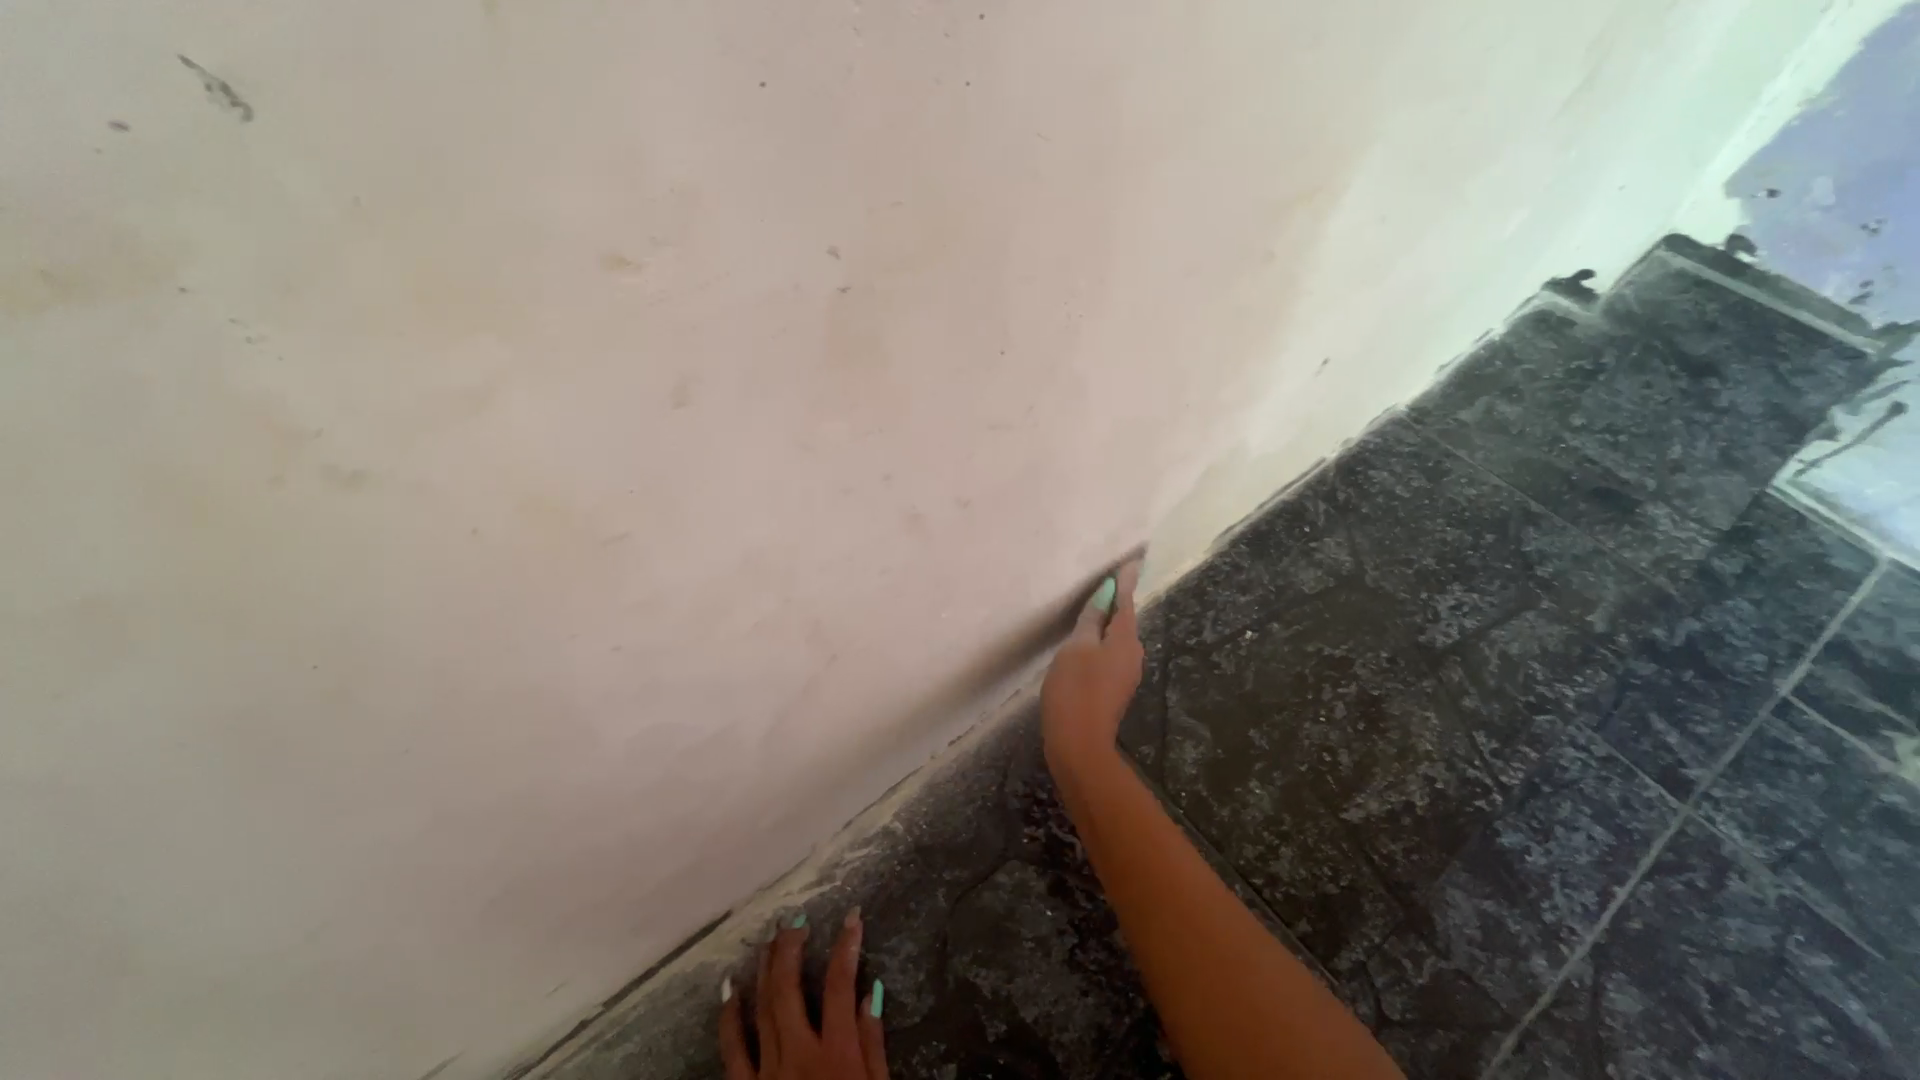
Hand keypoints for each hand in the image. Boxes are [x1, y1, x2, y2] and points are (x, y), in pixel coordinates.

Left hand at [720, 911, 887, 1079]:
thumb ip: (872, 1043)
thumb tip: (870, 993)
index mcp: (836, 1054)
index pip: (841, 986)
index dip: (847, 947)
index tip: (852, 918)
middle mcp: (798, 1054)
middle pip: (790, 988)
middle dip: (792, 948)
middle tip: (796, 920)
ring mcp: (768, 1072)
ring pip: (761, 1008)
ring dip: (766, 969)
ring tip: (770, 939)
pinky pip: (732, 1049)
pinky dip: (729, 1015)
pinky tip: (730, 987)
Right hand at [1041, 559, 1144, 772]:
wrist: (1078, 743)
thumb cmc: (1075, 689)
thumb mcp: (1076, 648)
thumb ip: (1090, 620)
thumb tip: (1104, 595)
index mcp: (1126, 641)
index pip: (1126, 602)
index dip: (1124, 582)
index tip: (1130, 562)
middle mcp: (1133, 655)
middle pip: (1124, 621)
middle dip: (1115, 603)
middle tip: (1106, 582)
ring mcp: (1126, 675)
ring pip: (1116, 640)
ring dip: (1106, 625)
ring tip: (1092, 609)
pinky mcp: (1115, 689)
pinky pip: (1110, 655)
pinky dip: (1100, 643)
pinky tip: (1085, 644)